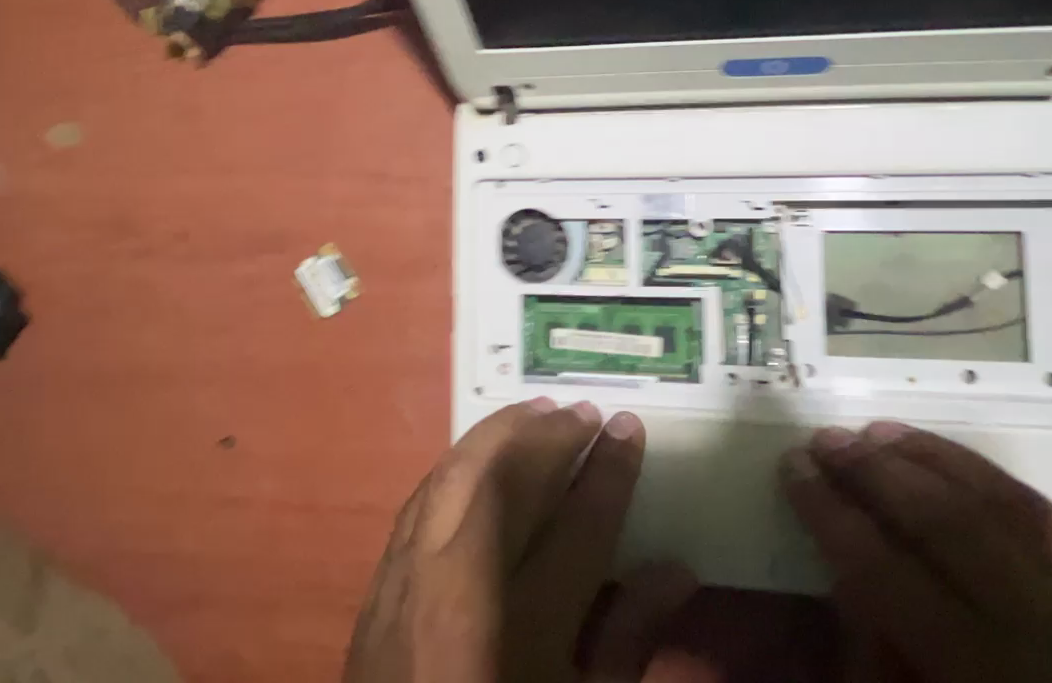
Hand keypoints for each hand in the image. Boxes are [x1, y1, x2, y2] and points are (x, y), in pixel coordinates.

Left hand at [345, 398, 697, 682]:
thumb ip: (628, 640)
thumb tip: (675, 569)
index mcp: (518, 632)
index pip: (576, 528)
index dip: (608, 473)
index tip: (628, 427)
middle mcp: (454, 592)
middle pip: (503, 486)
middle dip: (548, 439)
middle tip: (586, 412)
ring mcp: (405, 584)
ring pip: (452, 479)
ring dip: (498, 437)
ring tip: (538, 413)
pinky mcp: (376, 587)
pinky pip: (419, 501)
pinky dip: (456, 465)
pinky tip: (479, 455)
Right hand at [782, 422, 1051, 682]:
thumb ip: (877, 654)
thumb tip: (842, 569)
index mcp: (987, 673)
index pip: (889, 574)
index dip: (832, 515)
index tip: (792, 469)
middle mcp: (1048, 634)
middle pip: (948, 525)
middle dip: (876, 474)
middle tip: (826, 439)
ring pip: (1001, 505)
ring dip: (930, 460)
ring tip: (875, 433)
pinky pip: (1045, 513)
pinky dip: (988, 478)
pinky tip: (947, 458)